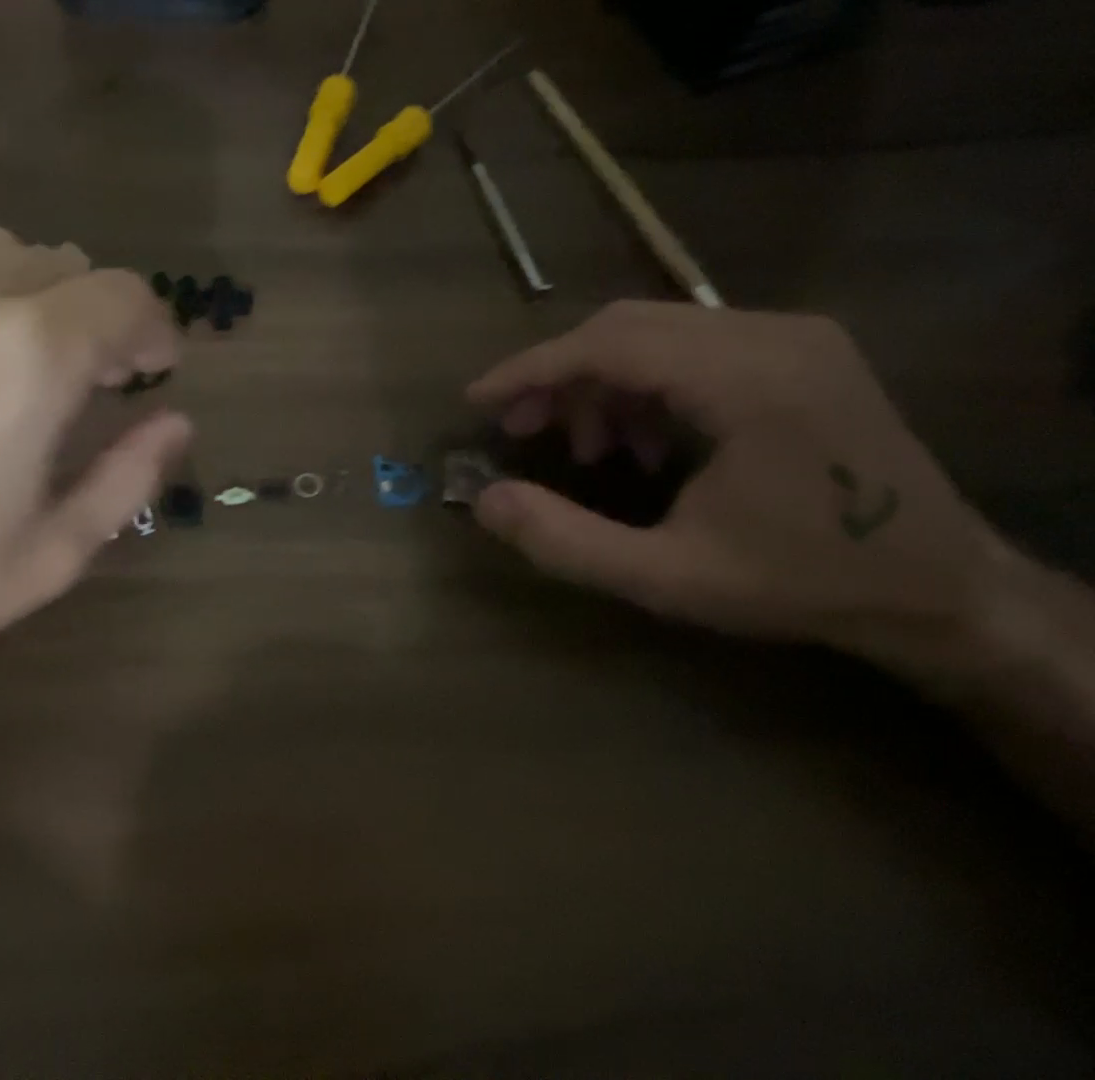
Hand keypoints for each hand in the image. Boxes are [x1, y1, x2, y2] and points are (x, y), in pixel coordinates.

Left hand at [0, 231, 188, 1060]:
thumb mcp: (43, 560)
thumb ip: (125, 479)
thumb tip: (176, 424)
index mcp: (26, 352)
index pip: (125, 296)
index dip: (153, 331)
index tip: (151, 370)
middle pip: (55, 264)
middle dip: (85, 318)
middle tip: (75, 389)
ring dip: (13, 305)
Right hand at [466, 301, 998, 669]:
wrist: (938, 587)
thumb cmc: (798, 583)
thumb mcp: (664, 577)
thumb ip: (564, 540)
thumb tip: (485, 502)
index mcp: (747, 382)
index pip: (610, 344)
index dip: (529, 370)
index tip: (475, 401)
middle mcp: (775, 336)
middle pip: (630, 324)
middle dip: (559, 373)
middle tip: (519, 429)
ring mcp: (798, 338)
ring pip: (661, 331)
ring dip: (602, 381)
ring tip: (586, 450)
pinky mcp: (806, 353)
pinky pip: (699, 344)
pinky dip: (648, 383)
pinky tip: (645, 442)